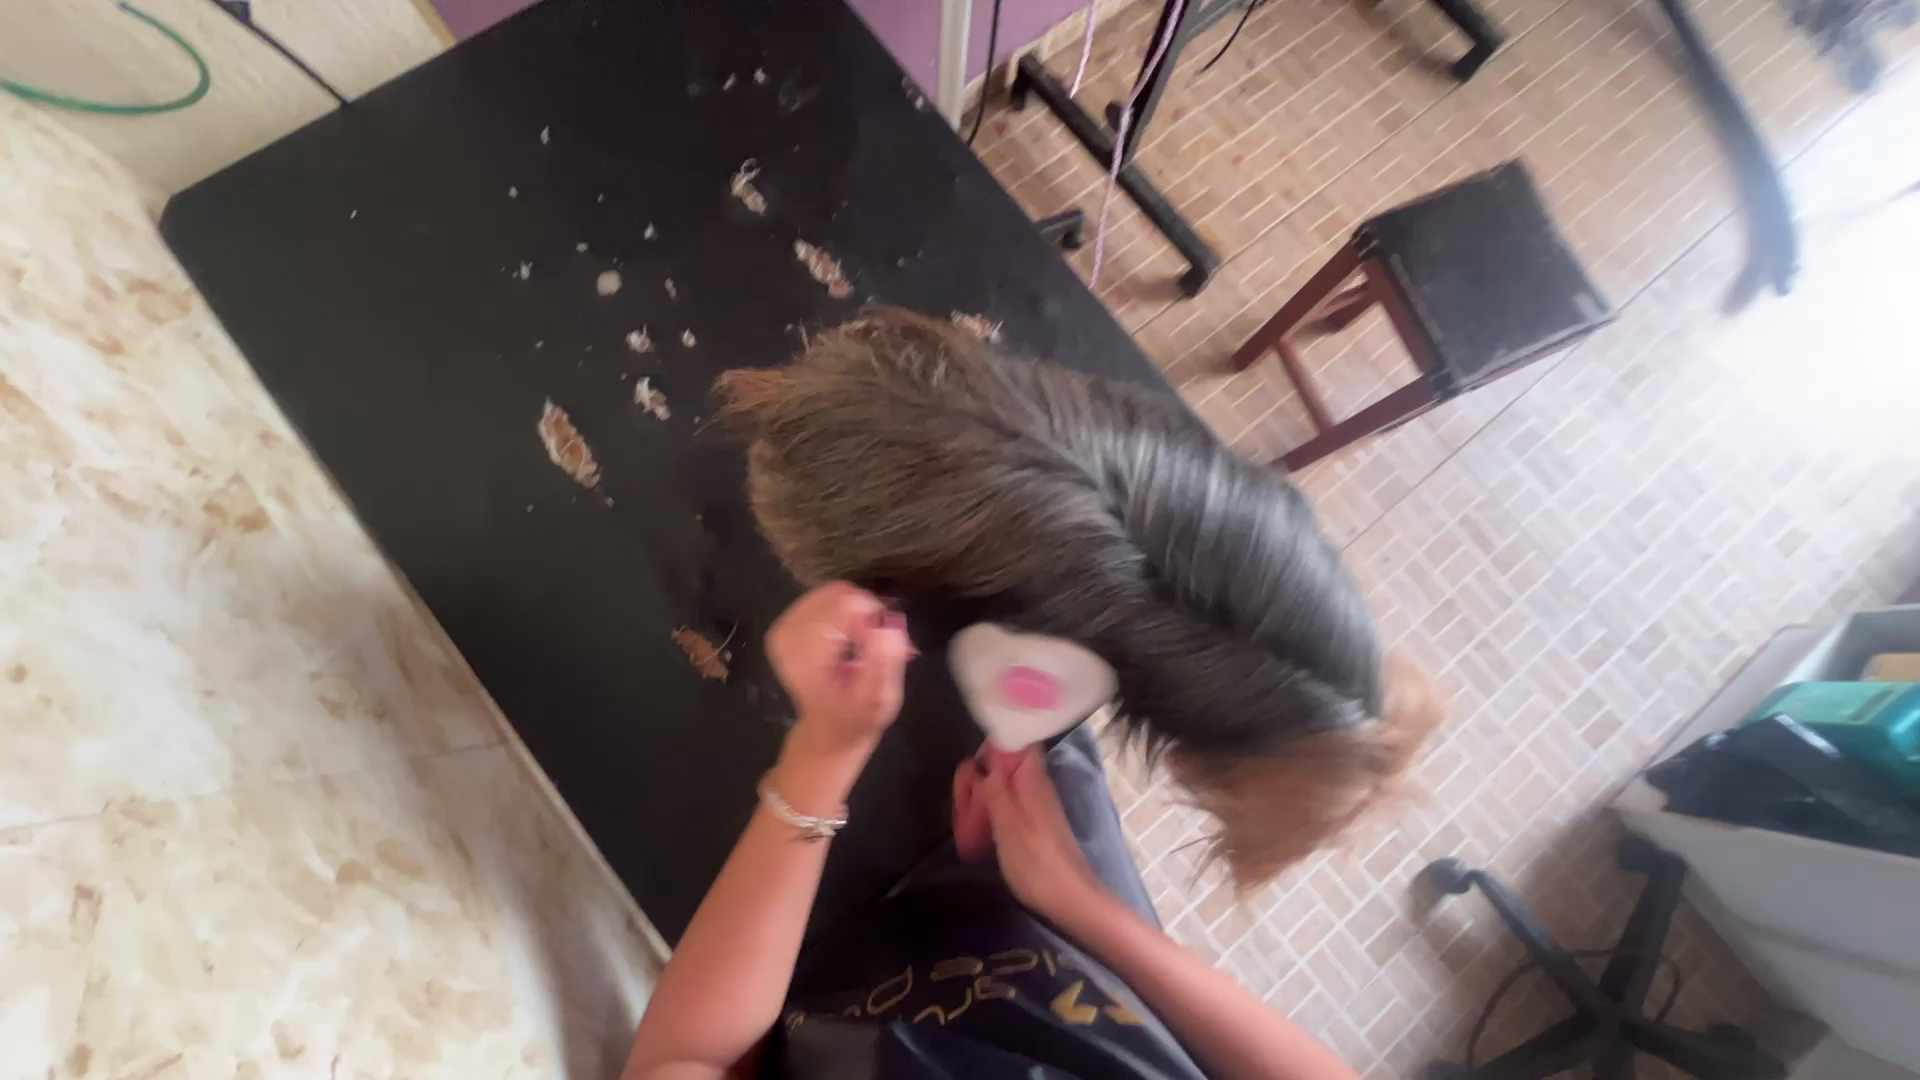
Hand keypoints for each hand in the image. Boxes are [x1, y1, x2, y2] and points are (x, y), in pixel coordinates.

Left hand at [766, 582, 911, 758]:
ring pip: (831, 592)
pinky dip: (844, 608)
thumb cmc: (857, 718)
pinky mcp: (786, 625)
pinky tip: (851, 632)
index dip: (872, 613)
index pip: (844, 605)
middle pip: (837, 594)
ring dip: (856, 608)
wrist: (828, 730)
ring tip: (866, 637)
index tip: (884, 637)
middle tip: (878, 637)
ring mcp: (783, 629)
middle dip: (865, 609)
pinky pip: (822, 597)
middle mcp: (787, 637)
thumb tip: (889, 622)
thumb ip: (885, 661)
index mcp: (807, 657)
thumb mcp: (880, 699)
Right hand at [979, 748, 1108, 924]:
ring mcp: (1039, 807)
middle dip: (983, 774)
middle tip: (963, 797)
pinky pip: (1012, 805)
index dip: (994, 746)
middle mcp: (1038, 787)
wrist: (1072, 900)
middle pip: (1008, 765)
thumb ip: (995, 791)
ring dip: (986, 794)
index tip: (972, 764)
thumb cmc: (1037, 862)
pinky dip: (995, 810)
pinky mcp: (1039, 825)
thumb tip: (985, 763)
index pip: (1018, 743)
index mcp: (1033, 780)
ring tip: (966, 813)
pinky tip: (983, 828)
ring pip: (1008, 786)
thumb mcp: (1008, 826)